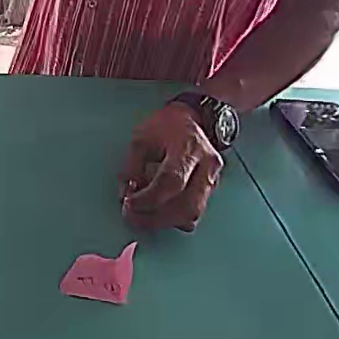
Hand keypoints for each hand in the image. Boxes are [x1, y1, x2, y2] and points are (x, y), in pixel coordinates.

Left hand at [119, 103, 222, 231]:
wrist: (191, 117)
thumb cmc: (167, 125)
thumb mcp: (142, 138)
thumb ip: (132, 167)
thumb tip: (126, 194)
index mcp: (188, 148)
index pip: (171, 181)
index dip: (148, 198)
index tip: (129, 204)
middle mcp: (207, 166)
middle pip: (186, 204)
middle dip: (156, 217)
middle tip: (133, 217)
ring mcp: (213, 178)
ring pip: (193, 212)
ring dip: (165, 221)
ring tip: (142, 217)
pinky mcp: (211, 188)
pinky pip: (195, 211)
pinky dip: (175, 218)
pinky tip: (160, 213)